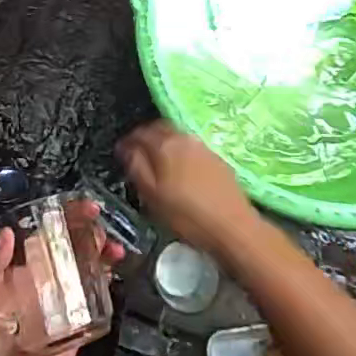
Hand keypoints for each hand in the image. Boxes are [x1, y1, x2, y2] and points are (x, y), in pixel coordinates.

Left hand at [0, 204, 122, 355]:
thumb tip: (7, 233)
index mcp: (23, 262)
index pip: (44, 228)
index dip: (61, 213)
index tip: (76, 204)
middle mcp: (47, 271)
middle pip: (71, 239)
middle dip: (86, 225)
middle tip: (97, 219)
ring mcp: (66, 292)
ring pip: (88, 260)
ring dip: (101, 247)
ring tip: (110, 246)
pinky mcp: (82, 316)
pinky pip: (98, 290)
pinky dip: (109, 275)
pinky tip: (115, 266)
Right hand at [116, 119, 260, 259]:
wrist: (233, 227)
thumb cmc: (186, 215)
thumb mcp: (152, 195)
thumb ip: (136, 166)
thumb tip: (125, 148)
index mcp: (164, 145)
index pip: (139, 132)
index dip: (127, 142)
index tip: (121, 153)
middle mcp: (183, 138)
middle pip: (159, 128)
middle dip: (145, 136)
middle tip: (137, 154)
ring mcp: (202, 146)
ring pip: (176, 136)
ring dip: (163, 142)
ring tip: (158, 162)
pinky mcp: (216, 157)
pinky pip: (190, 146)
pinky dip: (179, 151)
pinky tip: (180, 169)